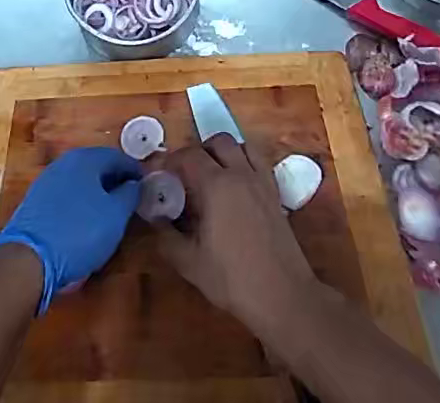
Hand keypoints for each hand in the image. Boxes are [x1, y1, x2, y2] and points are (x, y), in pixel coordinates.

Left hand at [0, 147, 140, 310]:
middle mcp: (65, 163)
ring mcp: (47, 181)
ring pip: (81, 182)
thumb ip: (129, 195)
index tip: (146, 186)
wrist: (28, 259)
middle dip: (115, 181)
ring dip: (98, 194)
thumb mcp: (115, 215)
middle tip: (131, 200)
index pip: (117, 157)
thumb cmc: (79, 232)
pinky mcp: (36, 202)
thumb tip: (134, 184)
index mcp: (85, 159)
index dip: (134, 171)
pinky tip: (86, 224)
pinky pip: (66, 196)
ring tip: (111, 214)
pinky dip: (81, 204)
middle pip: (97, 167)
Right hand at [153, 134, 319, 334]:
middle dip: (196, 151)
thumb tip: (155, 217)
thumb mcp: (189, 262)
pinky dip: (243, 161)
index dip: (169, 160)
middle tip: (183, 174)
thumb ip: (166, 236)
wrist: (284, 296)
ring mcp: (261, 180)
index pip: (188, 156)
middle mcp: (240, 174)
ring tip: (210, 174)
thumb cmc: (233, 279)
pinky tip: (235, 184)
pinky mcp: (275, 192)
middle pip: (216, 142)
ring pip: (240, 145)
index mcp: (216, 185)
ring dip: (221, 151)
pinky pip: (257, 161)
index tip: (156, 173)